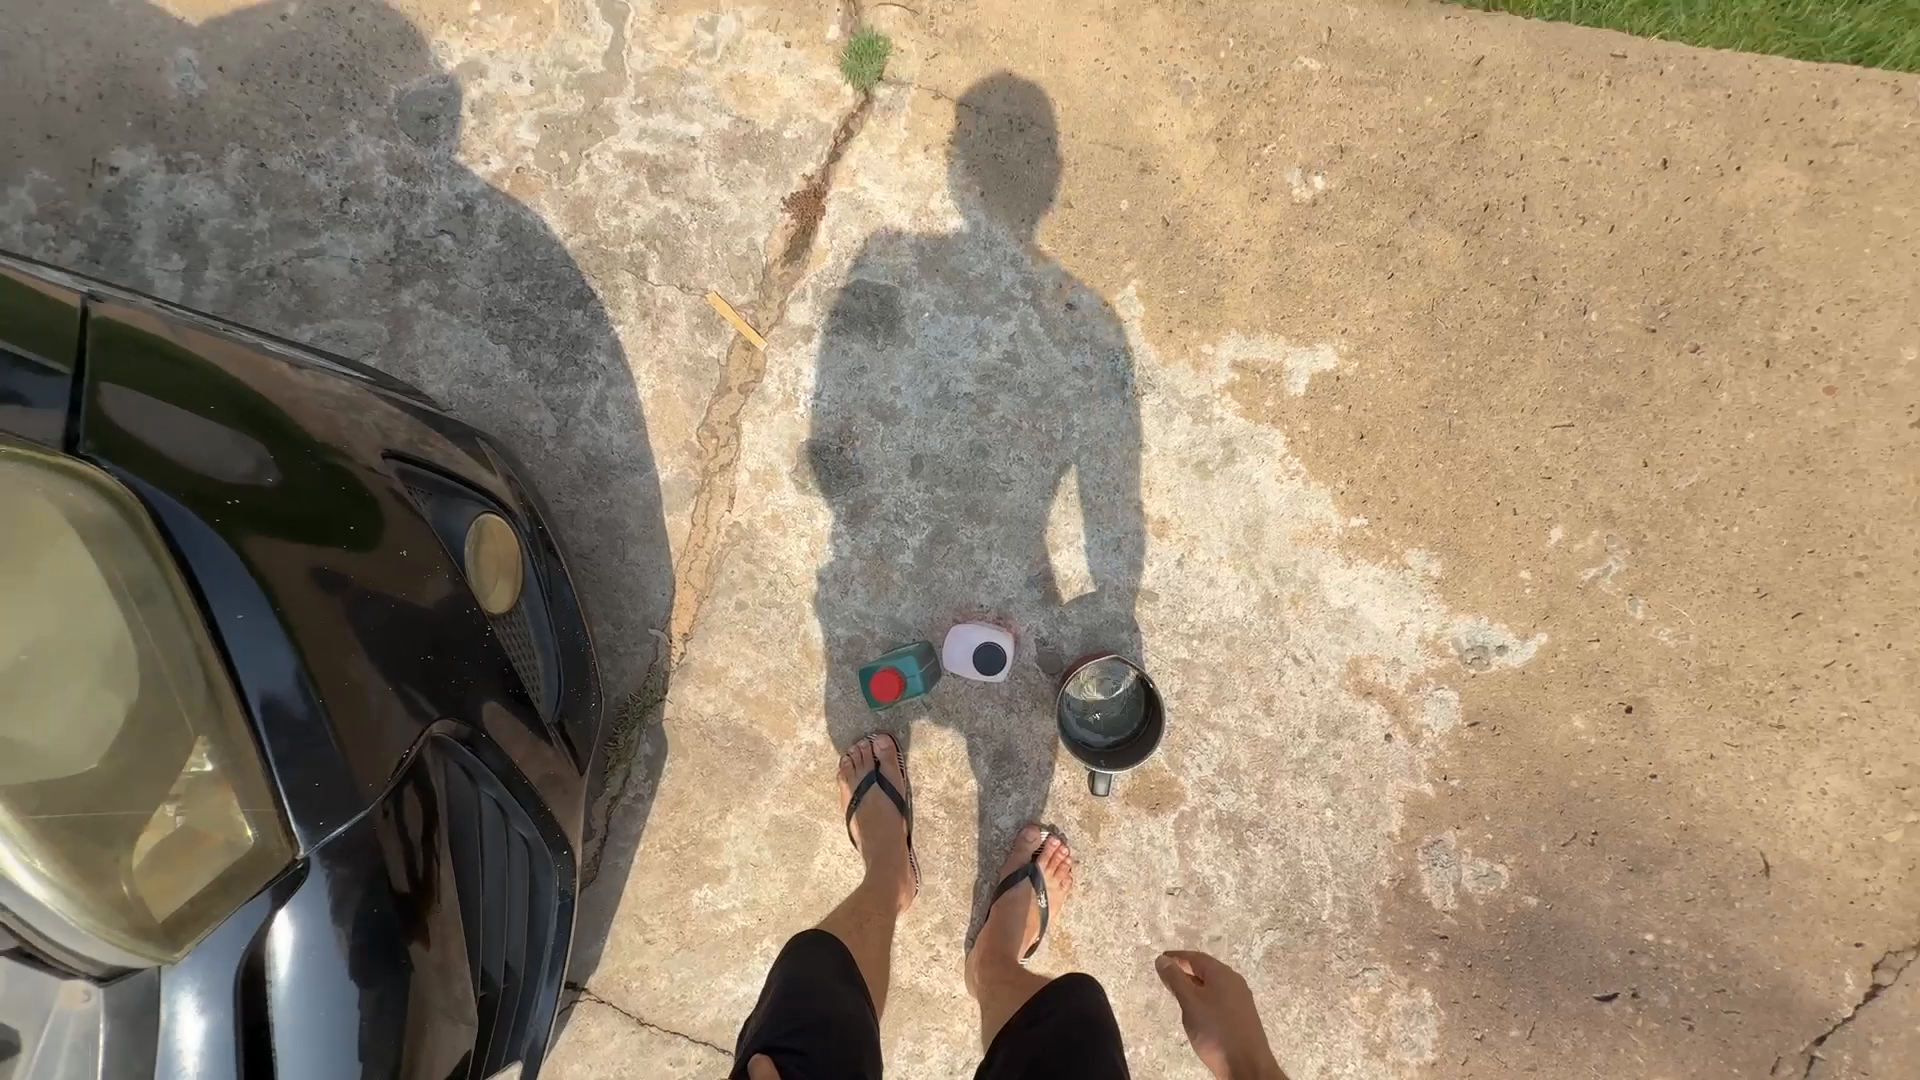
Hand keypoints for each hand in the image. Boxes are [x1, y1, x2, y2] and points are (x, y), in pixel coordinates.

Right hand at [1155, 951, 1285, 1079]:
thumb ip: (1175, 979)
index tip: (1161, 960)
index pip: (1195, 957)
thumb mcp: (1189, 1002)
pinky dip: (1206, 1000)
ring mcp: (1241, 1001)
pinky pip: (1220, 1000)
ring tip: (1180, 995)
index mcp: (1222, 973)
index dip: (1176, 958)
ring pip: (1213, 987)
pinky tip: (1199, 1013)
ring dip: (1195, 987)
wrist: (1248, 1068)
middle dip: (1185, 972)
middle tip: (1168, 977)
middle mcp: (1234, 982)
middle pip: (1206, 970)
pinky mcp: (1244, 1018)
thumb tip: (1162, 960)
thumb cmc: (1215, 1030)